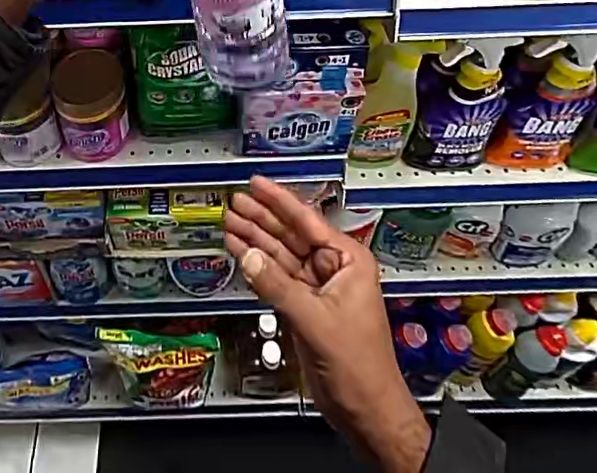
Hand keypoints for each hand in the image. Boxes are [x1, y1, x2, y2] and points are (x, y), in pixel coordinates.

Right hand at [225, 177, 430, 472]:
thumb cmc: (360, 367)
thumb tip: (249, 257)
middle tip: (235, 202)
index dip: (278, 200)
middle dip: (261, 218)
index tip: (256, 184)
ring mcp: (316, 288)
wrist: (366, 412)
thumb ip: (278, 287)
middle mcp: (333, 268)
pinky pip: (276, 278)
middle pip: (290, 234)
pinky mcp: (304, 307)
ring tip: (230, 223)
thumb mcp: (316, 321)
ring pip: (280, 255)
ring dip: (255, 240)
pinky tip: (240, 253)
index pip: (307, 220)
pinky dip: (257, 266)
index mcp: (348, 260)